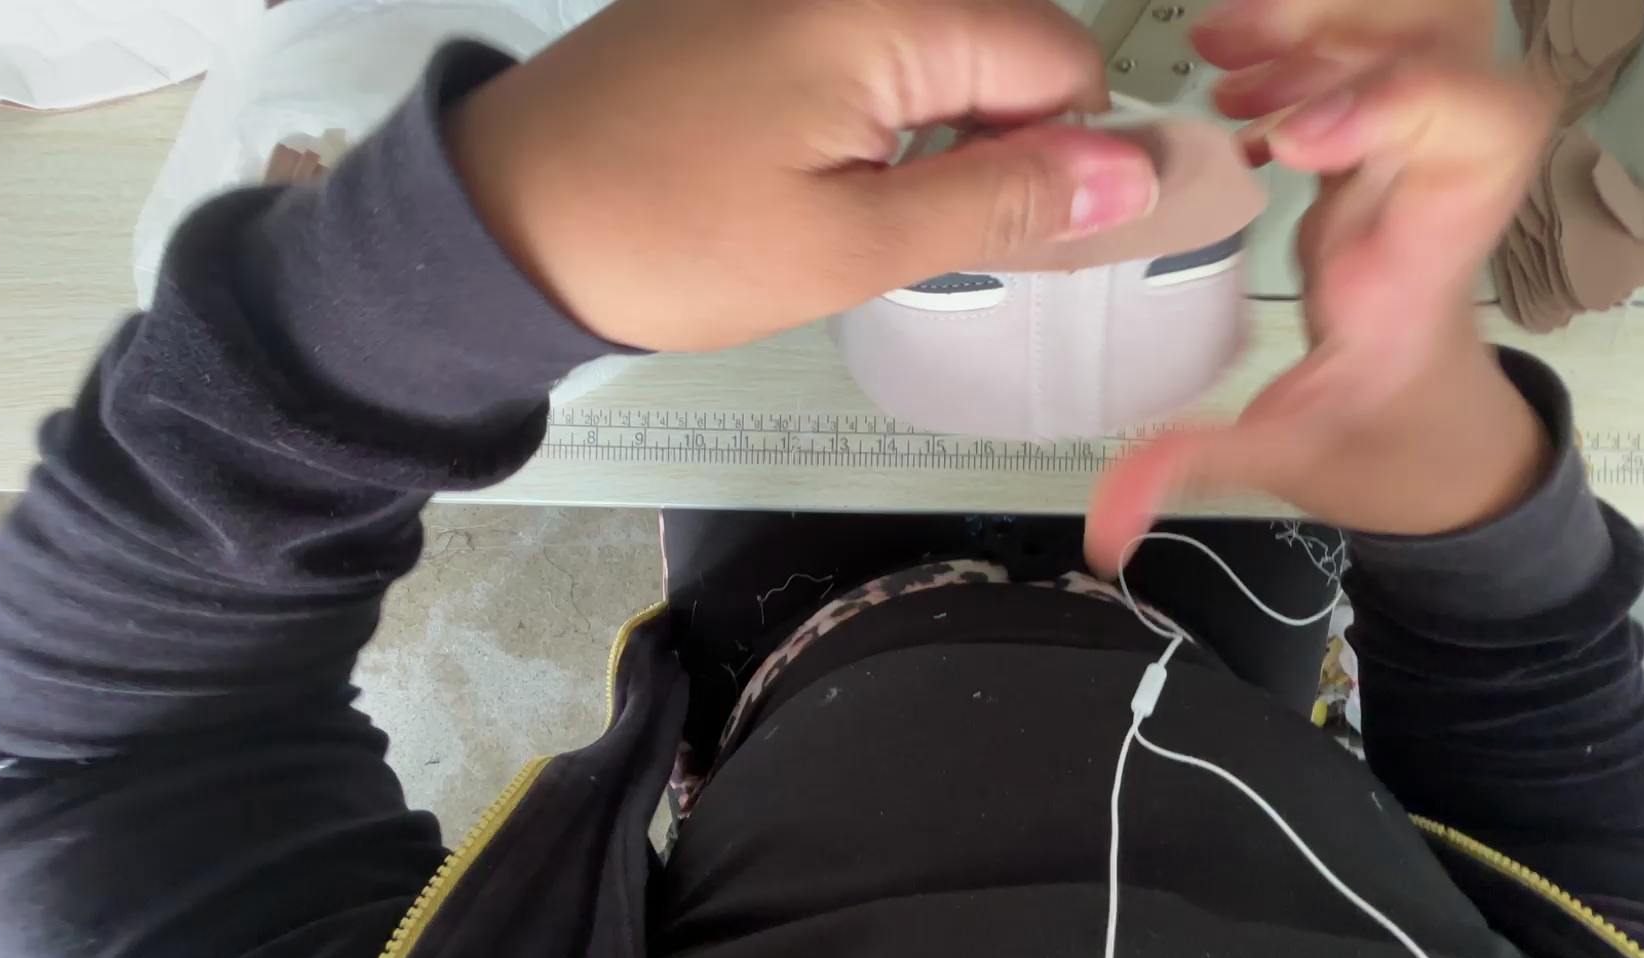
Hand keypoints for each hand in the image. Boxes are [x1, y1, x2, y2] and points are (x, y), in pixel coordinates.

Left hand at [447, 0, 1161, 351]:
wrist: (514, 224)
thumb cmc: (684, 248)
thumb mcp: (852, 246)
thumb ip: (996, 202)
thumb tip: (1129, 176)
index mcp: (882, 9)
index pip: (1053, 51)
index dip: (1070, 147)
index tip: (1032, 231)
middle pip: (995, 43)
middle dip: (1001, 142)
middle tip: (936, 235)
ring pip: (929, 54)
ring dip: (938, 138)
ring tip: (873, 216)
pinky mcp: (747, 11)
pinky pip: (860, 54)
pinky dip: (879, 120)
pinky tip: (832, 176)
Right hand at [1083, 0, 1558, 571]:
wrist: (1436, 443)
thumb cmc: (1373, 450)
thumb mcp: (1273, 465)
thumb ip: (1183, 477)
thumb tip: (1098, 532)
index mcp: (1418, 264)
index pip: (1475, 136)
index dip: (1396, 100)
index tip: (1278, 132)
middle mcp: (1427, 196)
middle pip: (1453, 43)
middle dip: (1343, 21)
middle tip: (1226, 46)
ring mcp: (1407, 173)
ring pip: (1416, 34)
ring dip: (1319, 21)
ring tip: (1217, 46)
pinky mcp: (1378, 171)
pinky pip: (1367, 71)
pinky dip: (1303, 53)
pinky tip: (1234, 83)